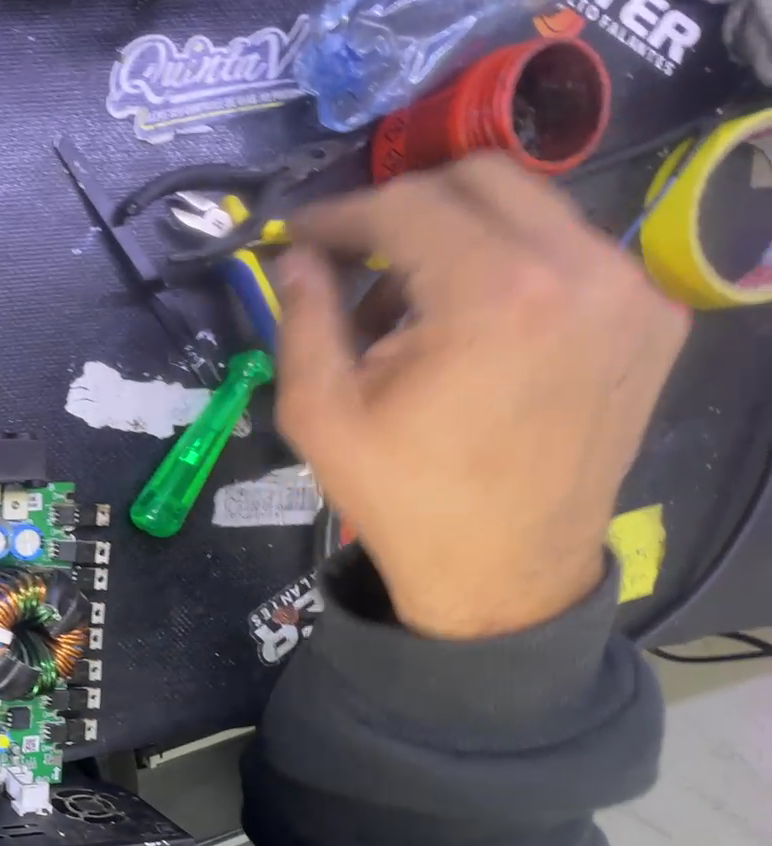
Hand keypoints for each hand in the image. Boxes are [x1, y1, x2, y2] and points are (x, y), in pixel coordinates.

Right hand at [275, 154, 689, 638]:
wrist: (502, 566)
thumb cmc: (398, 494)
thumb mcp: (319, 412)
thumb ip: (303, 320)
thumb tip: (294, 258)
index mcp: (494, 295)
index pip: (407, 206)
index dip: (339, 213)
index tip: (295, 235)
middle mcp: (582, 271)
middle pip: (480, 179)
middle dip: (398, 209)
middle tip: (347, 258)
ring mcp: (632, 292)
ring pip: (529, 211)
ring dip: (451, 237)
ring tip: (401, 310)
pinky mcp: (651, 319)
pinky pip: (568, 254)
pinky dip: (503, 267)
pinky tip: (464, 330)